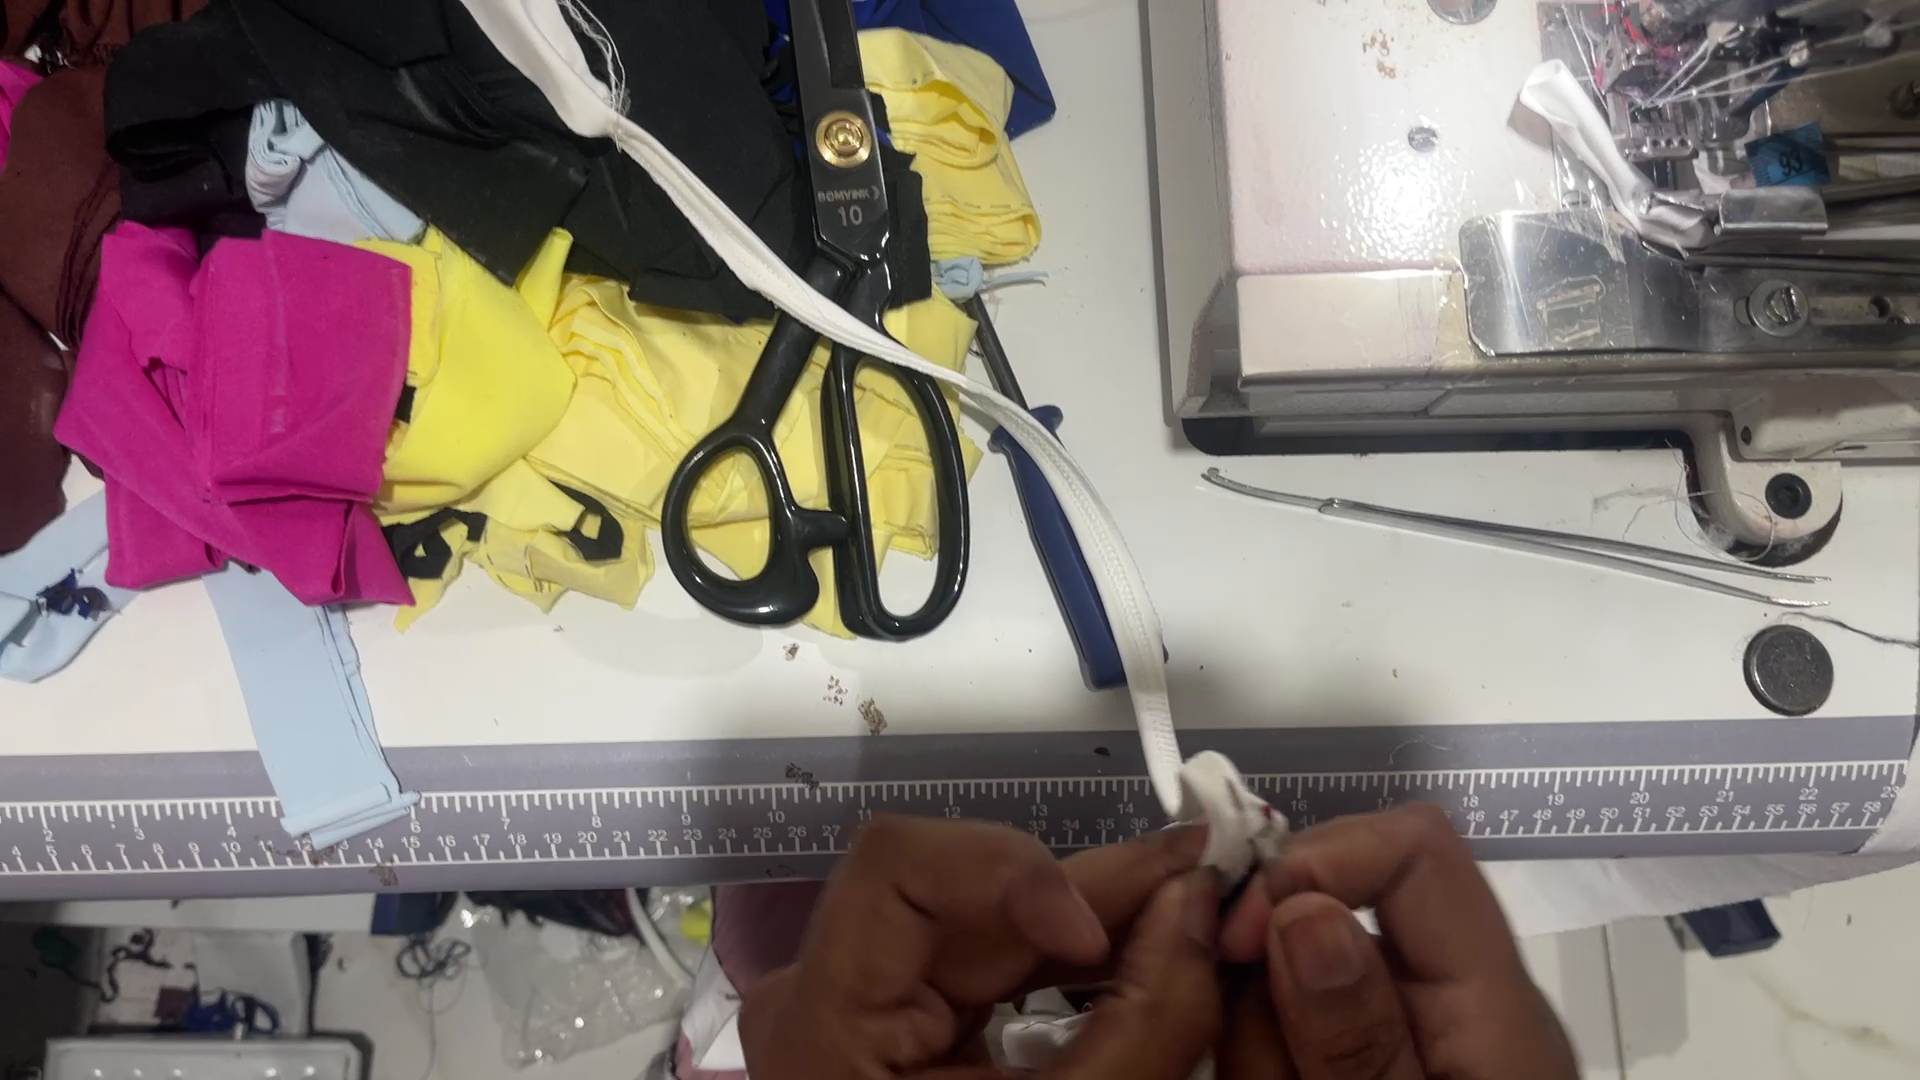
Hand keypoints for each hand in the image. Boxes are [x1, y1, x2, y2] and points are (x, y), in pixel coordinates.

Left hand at [739, 816, 1222, 1079]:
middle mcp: (829, 977)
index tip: (1087, 930)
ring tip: (1184, 892)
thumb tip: (1194, 898)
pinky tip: (1133, 938)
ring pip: (986, 908)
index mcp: (826, 1017)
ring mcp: (863, 984)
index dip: (1002, 867)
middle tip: (1195, 863)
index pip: (895, 863)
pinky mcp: (900, 998)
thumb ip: (1141, 1019)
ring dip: (1090, 909)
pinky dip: (1065, 948)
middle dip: (1085, 884)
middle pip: (959, 883)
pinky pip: (987, 946)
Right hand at [1215, 805, 1577, 1079]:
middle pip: (1323, 903)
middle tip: (1255, 1065)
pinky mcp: (1353, 1050)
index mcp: (1490, 1009)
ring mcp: (1391, 1026)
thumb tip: (1303, 908)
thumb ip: (1357, 1045)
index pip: (1413, 850)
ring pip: (1282, 962)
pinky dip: (1256, 1054)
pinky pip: (1275, 1014)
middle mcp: (1445, 997)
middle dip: (1262, 968)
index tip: (1244, 930)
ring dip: (1253, 1033)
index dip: (1318, 858)